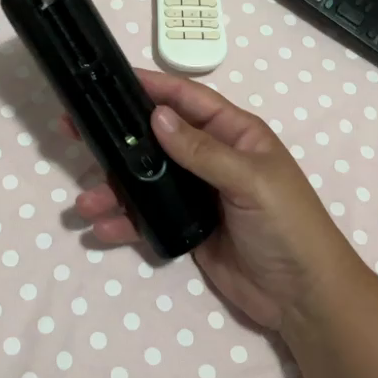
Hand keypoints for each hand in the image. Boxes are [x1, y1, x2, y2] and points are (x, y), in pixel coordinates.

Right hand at [74, 69, 363, 330]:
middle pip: (157, 138)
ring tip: (86, 201)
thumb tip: (157, 117)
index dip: (152, 87)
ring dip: (115, 188)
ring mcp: (197, 194)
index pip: (187, 100)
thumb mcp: (251, 180)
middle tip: (74, 131)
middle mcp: (212, 158)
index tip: (112, 79)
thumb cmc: (288, 225)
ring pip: (146, 180)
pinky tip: (104, 229)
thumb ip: (202, 150)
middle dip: (118, 137)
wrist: (303, 297)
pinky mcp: (187, 228)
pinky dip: (125, 222)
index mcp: (235, 134)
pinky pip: (149, 217)